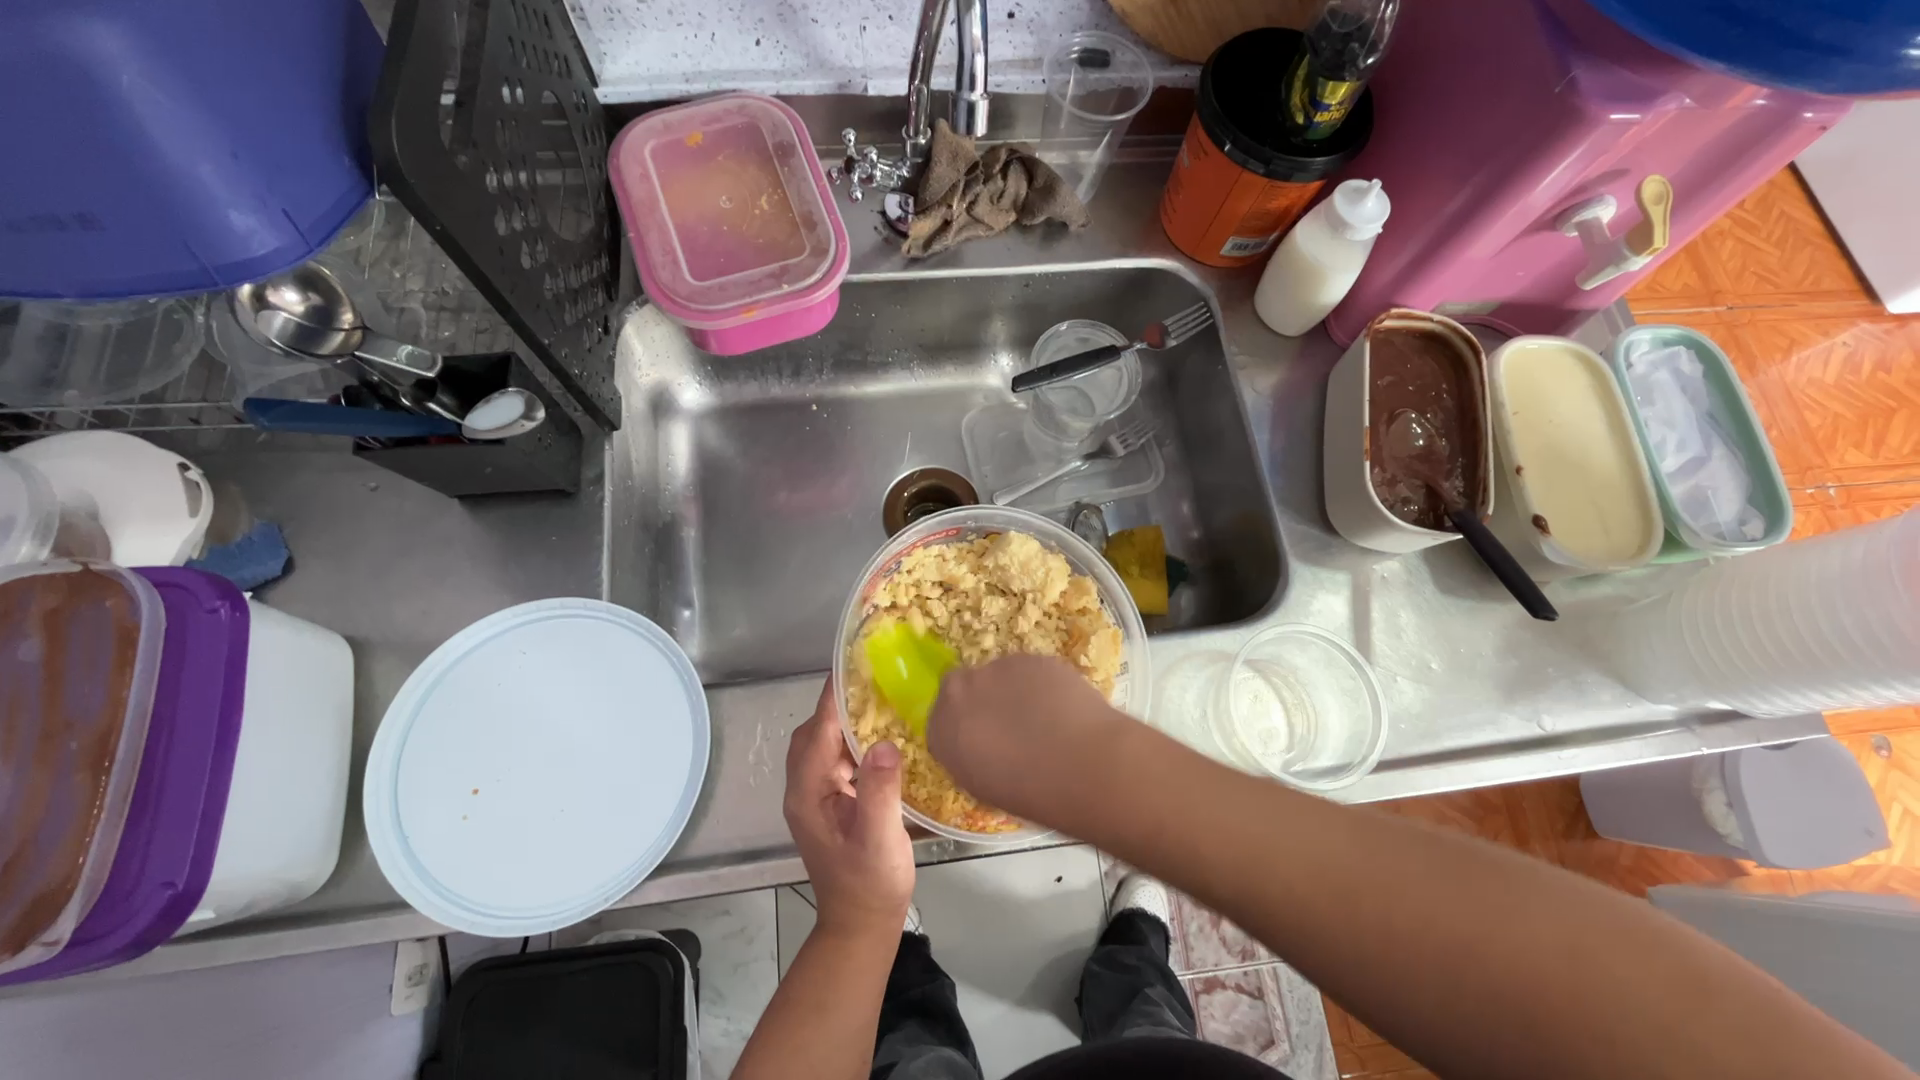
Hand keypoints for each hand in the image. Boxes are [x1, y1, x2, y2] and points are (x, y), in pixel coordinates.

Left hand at [783, 679, 914, 937]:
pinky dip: (854, 741)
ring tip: (882, 700)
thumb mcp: (879, 839)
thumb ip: (880, 791)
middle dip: (839, 704)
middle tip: (876, 681)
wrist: (862, 924)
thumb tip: (884, 743)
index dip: (833, 699)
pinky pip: (837, 759)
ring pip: (824, 744)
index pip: (817, 733)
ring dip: (847, 722)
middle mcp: (805, 789)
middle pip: (814, 733)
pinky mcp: (831, 803)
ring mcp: (816, 797)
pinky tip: (884, 738)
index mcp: (808, 793)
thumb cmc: (870, 884)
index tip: (854, 665)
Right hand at [925, 654, 1127, 822]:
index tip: (982, 741)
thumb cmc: (1028, 792)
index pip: (942, 720)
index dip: (965, 728)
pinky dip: (1043, 685)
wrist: (1080, 765)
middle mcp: (961, 690)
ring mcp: (999, 668)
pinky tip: (1063, 709)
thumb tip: (981, 747)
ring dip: (1016, 691)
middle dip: (985, 701)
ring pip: (1002, 676)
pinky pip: (1032, 671)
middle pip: (967, 688)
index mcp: (941, 728)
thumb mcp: (982, 786)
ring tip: (1045, 720)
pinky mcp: (1033, 658)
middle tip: (1013, 727)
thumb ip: (970, 756)